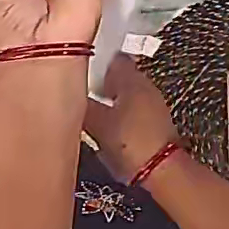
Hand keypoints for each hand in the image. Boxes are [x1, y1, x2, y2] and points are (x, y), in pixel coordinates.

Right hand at [83, 59, 179, 182]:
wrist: (161, 170)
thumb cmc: (130, 142)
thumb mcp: (96, 123)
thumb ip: (82, 105)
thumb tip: (68, 96)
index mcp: (131, 79)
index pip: (113, 59)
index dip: (95, 62)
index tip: (80, 69)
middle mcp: (146, 86)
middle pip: (120, 76)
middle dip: (100, 83)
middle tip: (80, 93)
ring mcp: (153, 105)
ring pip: (126, 95)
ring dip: (110, 101)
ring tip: (90, 113)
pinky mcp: (156, 123)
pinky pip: (133, 111)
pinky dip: (120, 115)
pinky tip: (109, 129)